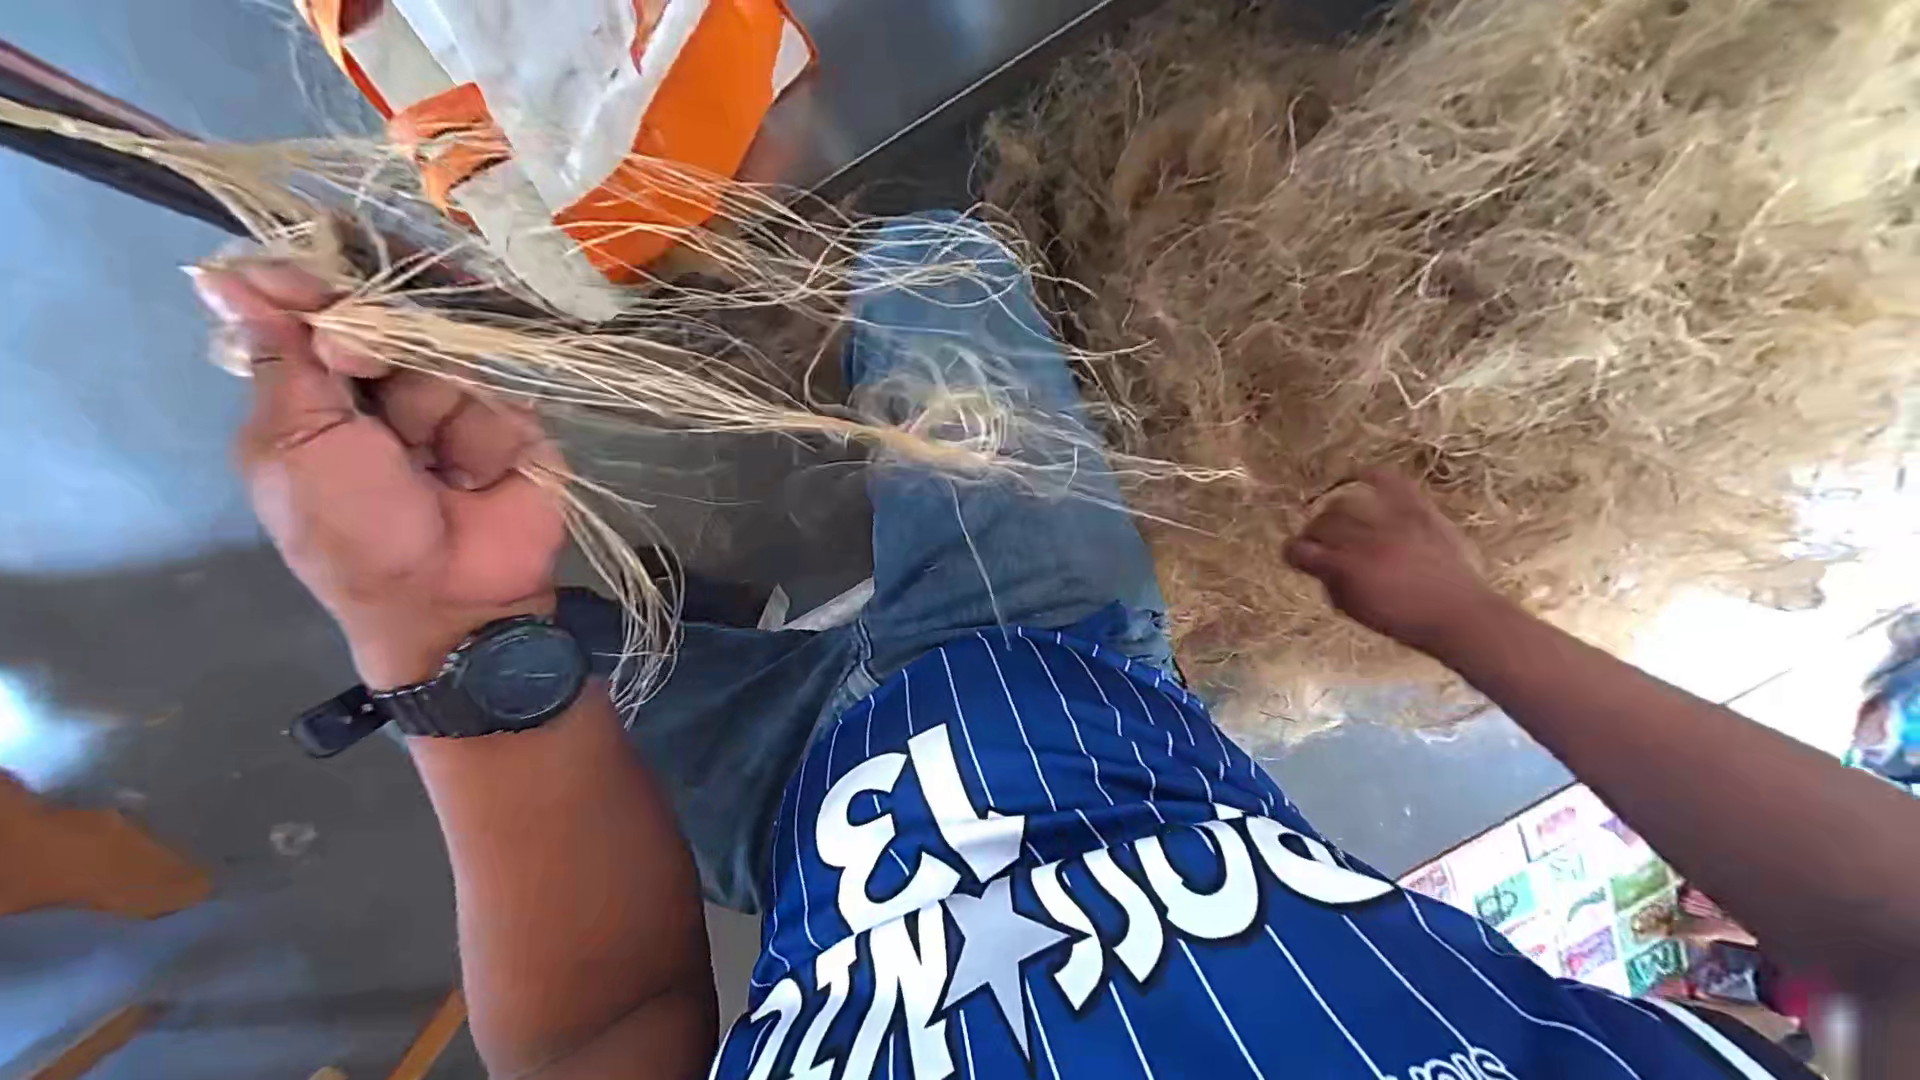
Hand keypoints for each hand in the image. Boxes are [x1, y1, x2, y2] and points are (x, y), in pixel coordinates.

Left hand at [194, 262, 566, 688]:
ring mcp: (466, 415)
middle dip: (386, 362)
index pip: (325, 319)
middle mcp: (397, 399)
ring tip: (444, 473)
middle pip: (398, 331)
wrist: (452, 592)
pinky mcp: (523, 435)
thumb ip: (284, 363)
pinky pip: (512, 405)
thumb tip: (227, 279)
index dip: (317, 294)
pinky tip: (483, 479)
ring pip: (459, 368)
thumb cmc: (356, 529)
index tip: (305, 285)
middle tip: (378, 404)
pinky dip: (492, 442)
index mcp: (327, 400)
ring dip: (443, 420)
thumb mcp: (297, 446)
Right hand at [1284, 470, 1503, 653]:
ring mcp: (1392, 523)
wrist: (1461, 616)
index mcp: (1344, 568)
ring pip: (1347, 503)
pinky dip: (1372, 475)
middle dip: (1312, 532)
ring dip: (1334, 510)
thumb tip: (1317, 563)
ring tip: (1338, 519)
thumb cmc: (1403, 620)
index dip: (1291, 551)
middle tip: (1318, 541)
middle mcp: (1363, 540)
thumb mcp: (1353, 608)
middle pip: (1321, 523)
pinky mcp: (1418, 512)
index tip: (1294, 554)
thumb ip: (1329, 581)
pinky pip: (1391, 482)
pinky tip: (1359, 475)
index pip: (1300, 549)